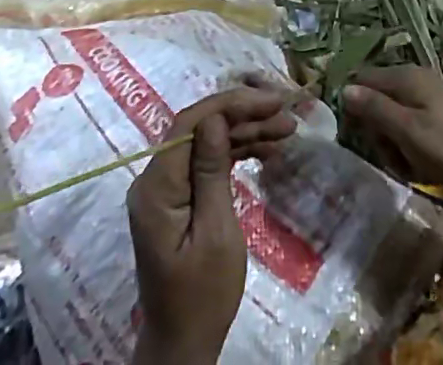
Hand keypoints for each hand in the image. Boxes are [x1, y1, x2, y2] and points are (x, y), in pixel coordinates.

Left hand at [128, 87, 297, 363]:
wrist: (184, 342)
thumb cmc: (204, 293)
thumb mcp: (216, 232)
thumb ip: (212, 171)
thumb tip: (215, 118)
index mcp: (157, 186)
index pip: (190, 123)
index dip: (231, 105)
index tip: (270, 101)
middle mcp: (155, 179)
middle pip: (200, 129)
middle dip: (244, 117)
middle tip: (287, 116)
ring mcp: (166, 189)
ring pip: (207, 143)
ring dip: (246, 133)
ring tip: (287, 130)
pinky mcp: (179, 199)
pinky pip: (207, 163)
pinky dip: (237, 154)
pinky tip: (268, 150)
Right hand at [342, 66, 442, 190]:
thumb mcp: (408, 130)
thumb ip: (376, 109)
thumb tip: (344, 89)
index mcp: (405, 77)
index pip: (361, 80)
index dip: (351, 105)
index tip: (350, 134)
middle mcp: (413, 79)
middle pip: (374, 100)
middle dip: (374, 130)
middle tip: (388, 155)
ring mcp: (425, 96)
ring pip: (389, 117)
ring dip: (390, 143)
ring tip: (404, 163)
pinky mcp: (434, 115)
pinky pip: (406, 127)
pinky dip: (406, 146)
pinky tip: (416, 163)